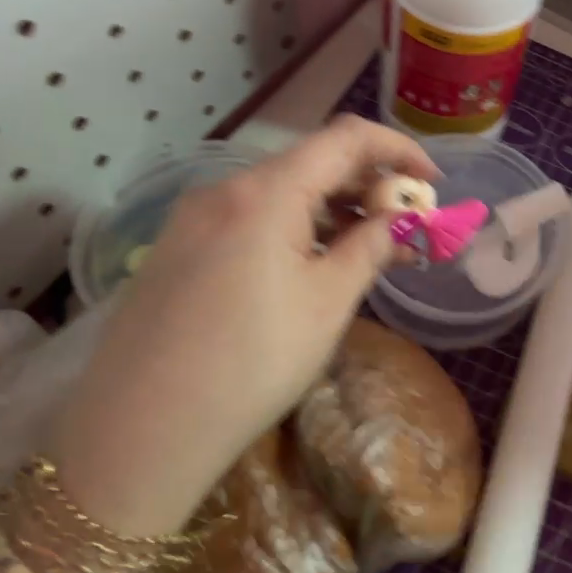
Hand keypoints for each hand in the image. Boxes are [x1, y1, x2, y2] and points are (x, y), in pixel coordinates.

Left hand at [49, 116, 437, 533]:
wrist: (138, 434)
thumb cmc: (252, 363)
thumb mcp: (328, 303)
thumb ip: (370, 247)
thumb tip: (397, 220)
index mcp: (265, 192)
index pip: (347, 137)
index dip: (398, 150)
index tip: (433, 183)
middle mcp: (224, 189)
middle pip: (312, 162)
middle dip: (369, 187)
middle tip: (407, 229)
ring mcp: (193, 219)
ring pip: (281, 193)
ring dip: (334, 211)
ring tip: (370, 252)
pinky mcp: (177, 250)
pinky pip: (251, 219)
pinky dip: (295, 229)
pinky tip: (314, 266)